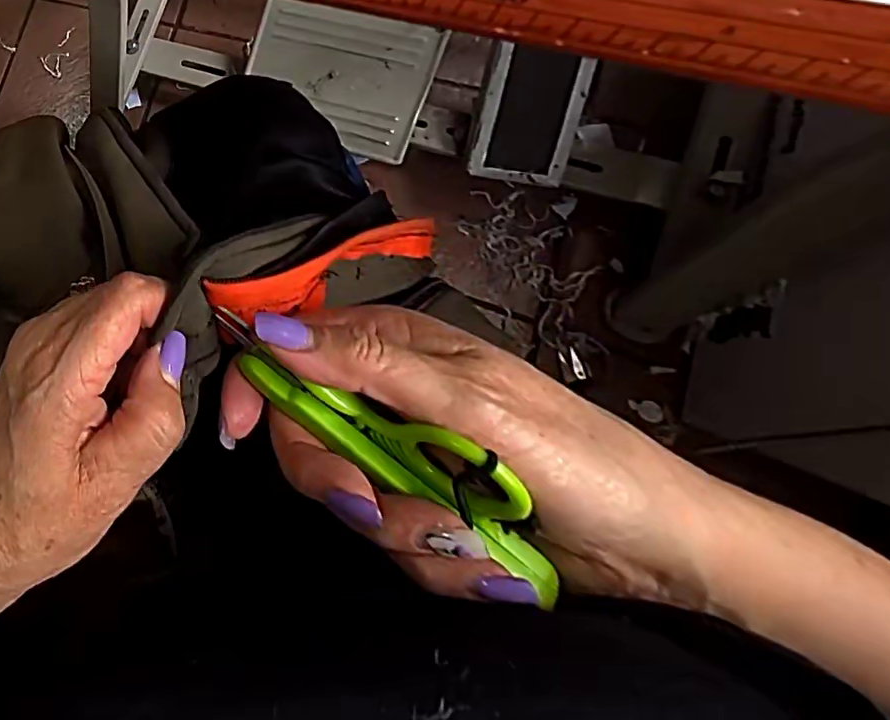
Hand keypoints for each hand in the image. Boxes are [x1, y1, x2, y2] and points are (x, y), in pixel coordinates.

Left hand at [0, 273, 186, 686]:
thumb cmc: (29, 522)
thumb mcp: (114, 486)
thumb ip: (155, 414)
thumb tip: (173, 354)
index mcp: (56, 379)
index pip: (127, 295)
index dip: (166, 310)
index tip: (176, 350)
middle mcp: (37, 344)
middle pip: (120, 292)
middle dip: (152, 328)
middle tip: (149, 387)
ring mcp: (30, 339)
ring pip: (107, 302)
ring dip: (131, 338)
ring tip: (123, 397)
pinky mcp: (31, 344)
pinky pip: (89, 318)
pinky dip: (111, 344)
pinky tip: (104, 392)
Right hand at [219, 305, 739, 609]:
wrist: (653, 543)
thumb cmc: (574, 454)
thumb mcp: (467, 401)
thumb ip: (368, 363)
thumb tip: (274, 330)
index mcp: (393, 348)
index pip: (294, 348)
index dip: (257, 383)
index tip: (236, 430)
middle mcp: (388, 396)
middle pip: (307, 432)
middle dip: (338, 480)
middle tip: (376, 508)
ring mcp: (404, 455)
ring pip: (349, 495)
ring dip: (404, 528)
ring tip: (466, 533)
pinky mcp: (422, 507)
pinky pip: (391, 540)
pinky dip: (434, 559)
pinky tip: (483, 554)